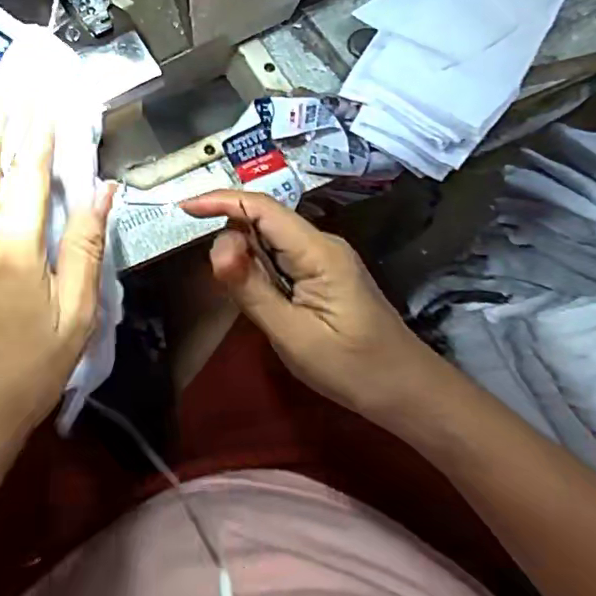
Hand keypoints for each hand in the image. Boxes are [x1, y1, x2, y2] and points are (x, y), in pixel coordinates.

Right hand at [181, 190, 450, 423]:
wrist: (412, 395)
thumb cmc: (355, 370)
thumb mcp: (294, 335)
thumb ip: (251, 288)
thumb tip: (215, 247)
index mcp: (318, 251)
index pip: (262, 208)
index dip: (220, 201)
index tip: (183, 208)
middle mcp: (321, 242)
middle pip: (263, 218)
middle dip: (228, 232)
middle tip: (215, 274)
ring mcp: (324, 256)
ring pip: (269, 236)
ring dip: (241, 250)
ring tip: (229, 284)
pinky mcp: (323, 271)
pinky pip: (279, 253)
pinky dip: (255, 262)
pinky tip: (248, 284)